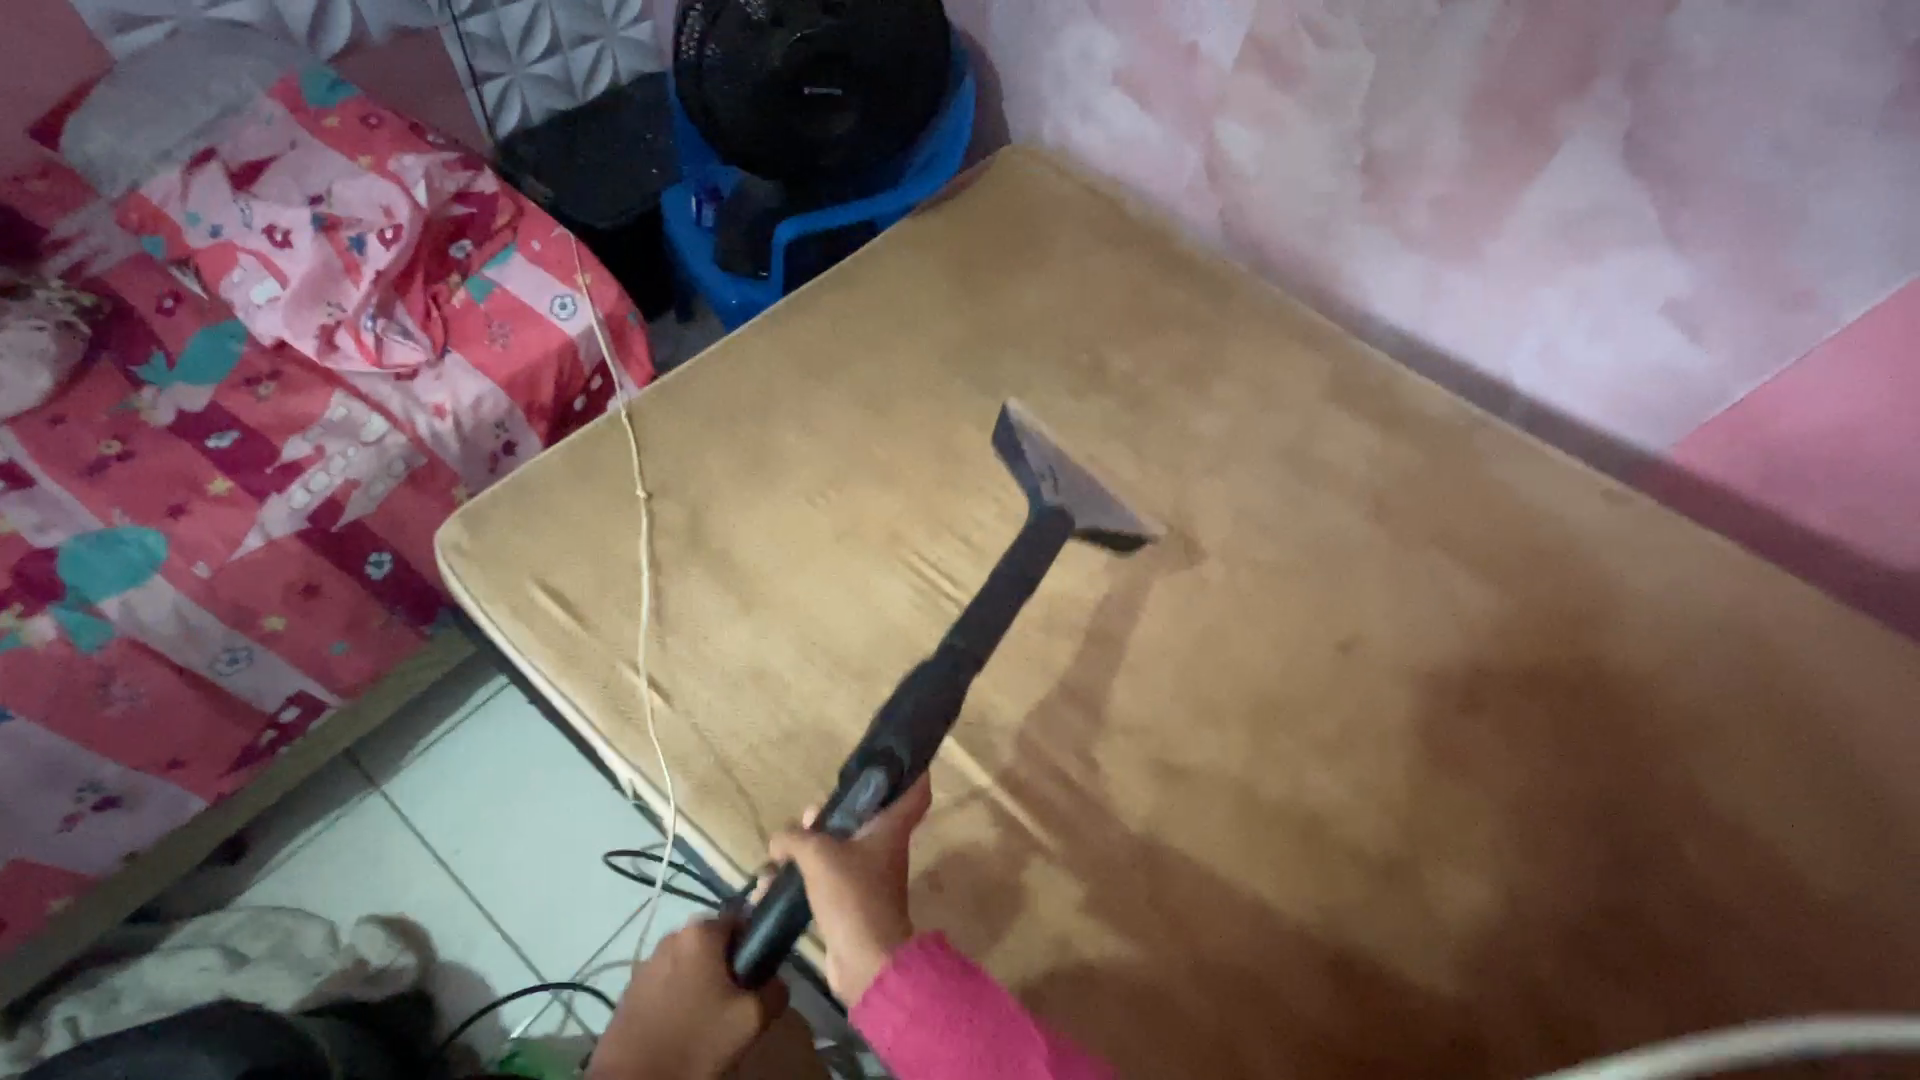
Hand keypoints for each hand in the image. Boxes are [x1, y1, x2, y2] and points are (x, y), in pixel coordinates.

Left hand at [586, 916, 787, 1079]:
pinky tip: (683, 1028)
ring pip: (689, 965)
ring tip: (708, 1020)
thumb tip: (776, 981)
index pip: (741, 920)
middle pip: (714, 944)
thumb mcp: (752, 1019)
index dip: (755, 946)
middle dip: (727, 967)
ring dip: (701, 983)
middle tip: (736, 1002)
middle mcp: (671, 937)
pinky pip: (666, 984)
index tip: (758, 977)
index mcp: (700, 932)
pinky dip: (678, 998)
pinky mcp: (629, 991)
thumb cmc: (696, 1041)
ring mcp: (646, 963)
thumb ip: (776, 990)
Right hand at [767, 774, 931, 1005]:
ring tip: (778, 854)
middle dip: (831, 815)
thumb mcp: (819, 855)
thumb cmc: (853, 896)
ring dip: (805, 850)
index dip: (911, 772)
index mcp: (890, 829)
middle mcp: (882, 849)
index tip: (894, 759)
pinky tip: (767, 888)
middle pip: (862, 819)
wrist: (865, 961)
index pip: (915, 792)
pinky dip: (796, 882)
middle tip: (808, 816)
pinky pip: (820, 882)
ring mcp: (865, 878)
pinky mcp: (847, 905)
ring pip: (835, 851)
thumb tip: (779, 841)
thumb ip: (795, 839)